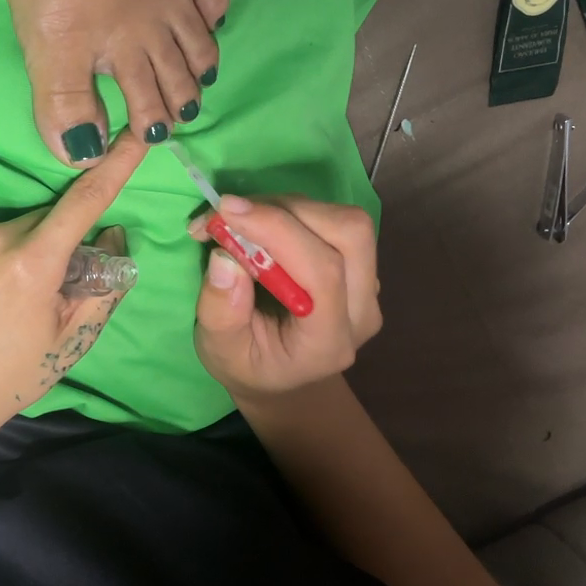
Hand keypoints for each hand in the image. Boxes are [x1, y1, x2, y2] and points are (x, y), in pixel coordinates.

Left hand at [0, 135, 149, 473]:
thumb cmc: (17, 372)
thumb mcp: (74, 337)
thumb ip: (105, 282)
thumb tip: (112, 232)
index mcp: (30, 265)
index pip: (83, 202)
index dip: (115, 166)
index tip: (136, 134)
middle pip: (47, 217)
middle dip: (60, 239)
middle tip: (53, 283)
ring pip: (16, 223)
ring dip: (26, 242)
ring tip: (12, 290)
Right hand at [190, 195, 382, 401]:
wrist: (281, 379)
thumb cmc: (247, 366)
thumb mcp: (218, 351)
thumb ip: (221, 311)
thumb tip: (225, 256)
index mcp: (327, 341)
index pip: (322, 273)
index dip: (277, 231)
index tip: (226, 210)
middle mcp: (360, 311)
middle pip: (348, 235)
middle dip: (286, 210)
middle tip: (231, 213)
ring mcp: (367, 287)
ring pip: (344, 221)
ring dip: (286, 206)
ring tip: (239, 219)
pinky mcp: (360, 267)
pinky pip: (335, 223)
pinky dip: (292, 211)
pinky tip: (258, 225)